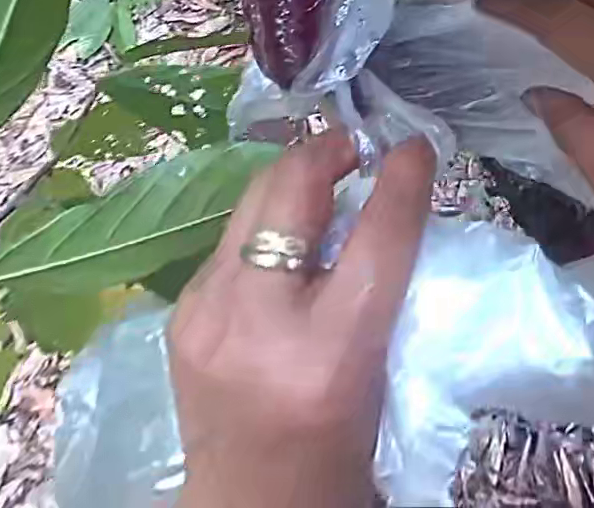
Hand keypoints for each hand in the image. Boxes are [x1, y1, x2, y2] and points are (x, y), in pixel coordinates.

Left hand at [168, 132, 436, 507]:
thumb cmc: (337, 446)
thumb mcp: (379, 368)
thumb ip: (380, 284)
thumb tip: (383, 201)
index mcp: (329, 354)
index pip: (376, 239)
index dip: (400, 181)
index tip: (412, 147)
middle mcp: (259, 322)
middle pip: (294, 190)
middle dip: (327, 151)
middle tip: (354, 148)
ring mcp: (207, 309)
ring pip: (255, 196)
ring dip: (295, 177)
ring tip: (324, 176)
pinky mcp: (181, 308)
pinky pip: (232, 234)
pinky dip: (265, 219)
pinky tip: (283, 233)